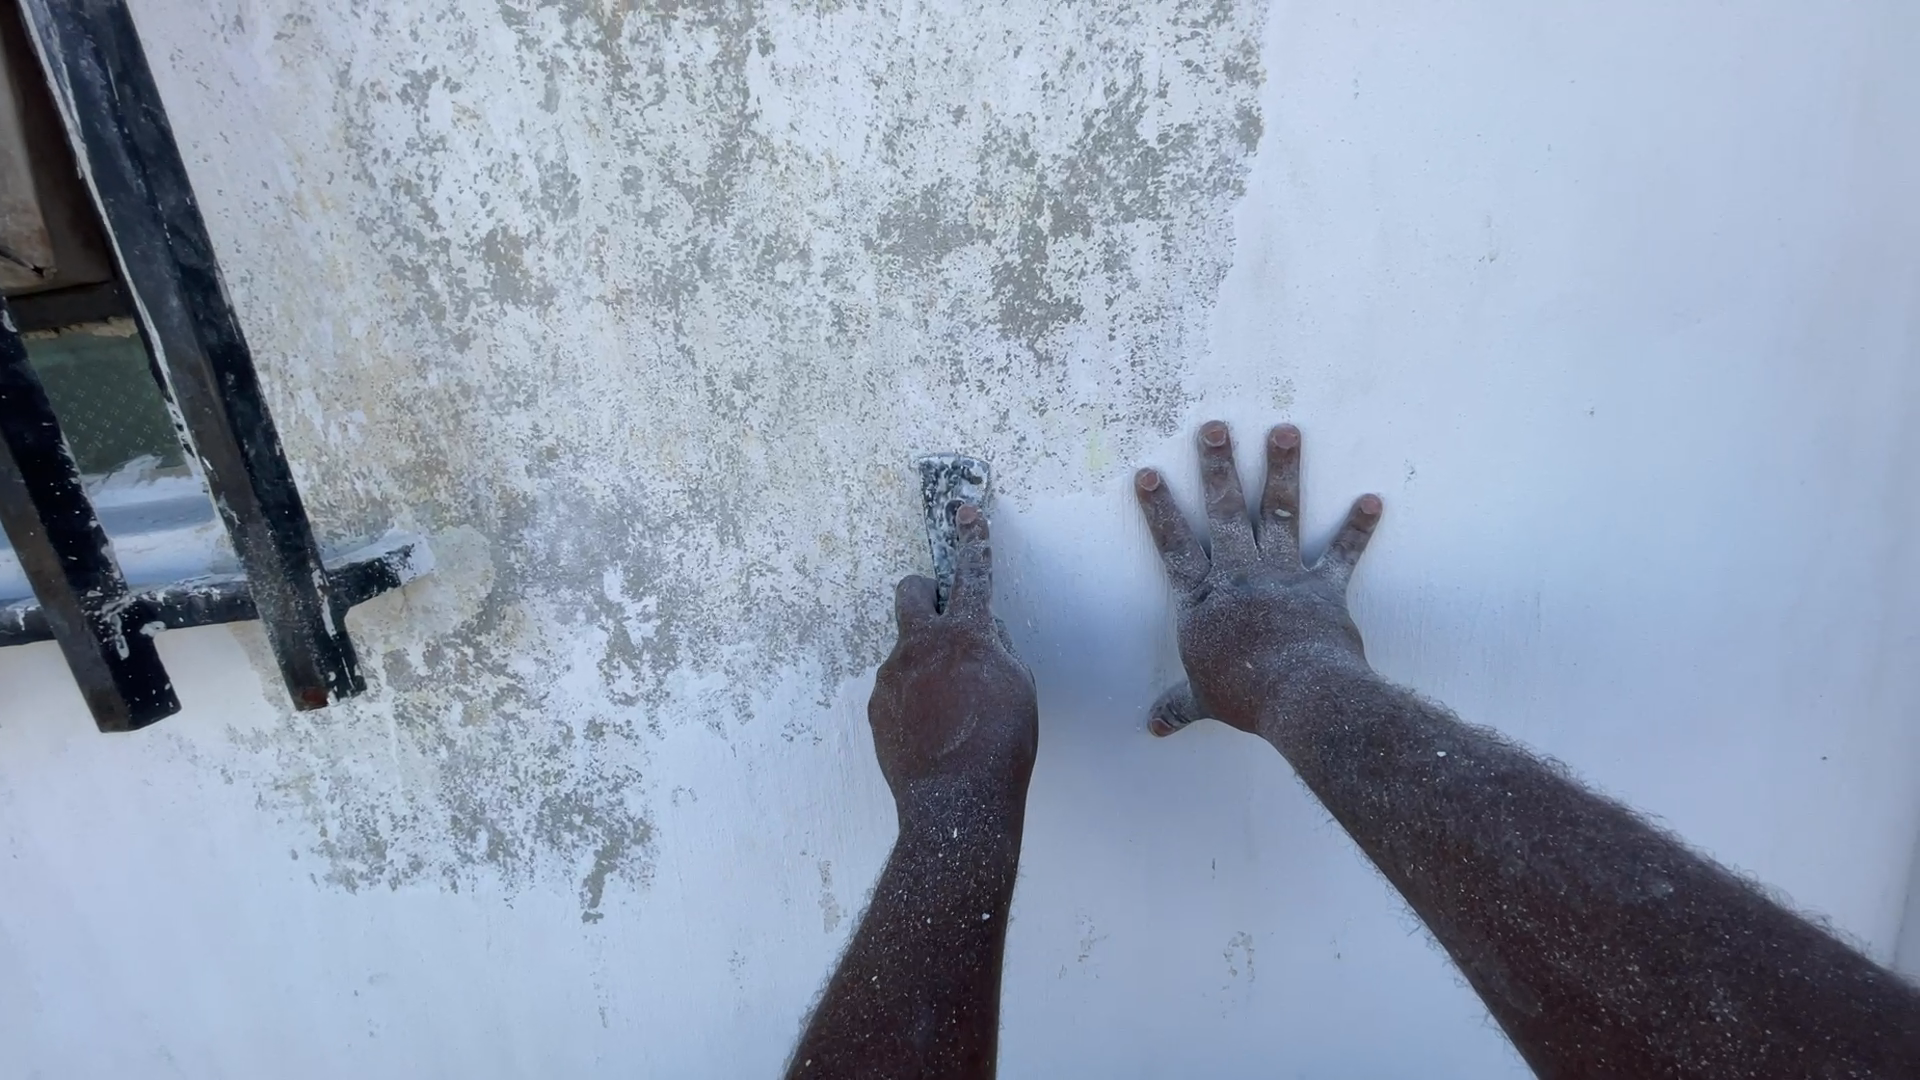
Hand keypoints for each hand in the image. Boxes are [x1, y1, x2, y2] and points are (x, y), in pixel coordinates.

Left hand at [869, 505, 1038, 823]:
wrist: (957, 802)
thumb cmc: (1003, 744)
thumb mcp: (1021, 687)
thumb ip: (1000, 649)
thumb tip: (986, 635)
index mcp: (965, 636)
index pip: (971, 574)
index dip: (972, 539)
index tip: (965, 512)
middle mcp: (920, 645)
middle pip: (909, 591)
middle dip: (923, 591)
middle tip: (943, 617)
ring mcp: (893, 675)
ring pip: (906, 647)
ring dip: (926, 660)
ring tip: (949, 706)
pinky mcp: (877, 705)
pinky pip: (897, 685)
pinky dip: (914, 694)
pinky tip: (932, 728)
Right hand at [1134, 420, 1383, 737]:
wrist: (1299, 697)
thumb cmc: (1242, 696)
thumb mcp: (1202, 700)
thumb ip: (1178, 706)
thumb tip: (1152, 728)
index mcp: (1202, 598)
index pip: (1173, 546)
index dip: (1159, 510)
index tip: (1149, 473)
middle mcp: (1238, 576)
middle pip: (1223, 513)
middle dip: (1218, 467)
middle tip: (1216, 427)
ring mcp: (1282, 576)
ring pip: (1277, 514)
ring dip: (1283, 471)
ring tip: (1285, 430)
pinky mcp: (1322, 589)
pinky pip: (1341, 554)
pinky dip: (1357, 529)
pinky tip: (1372, 499)